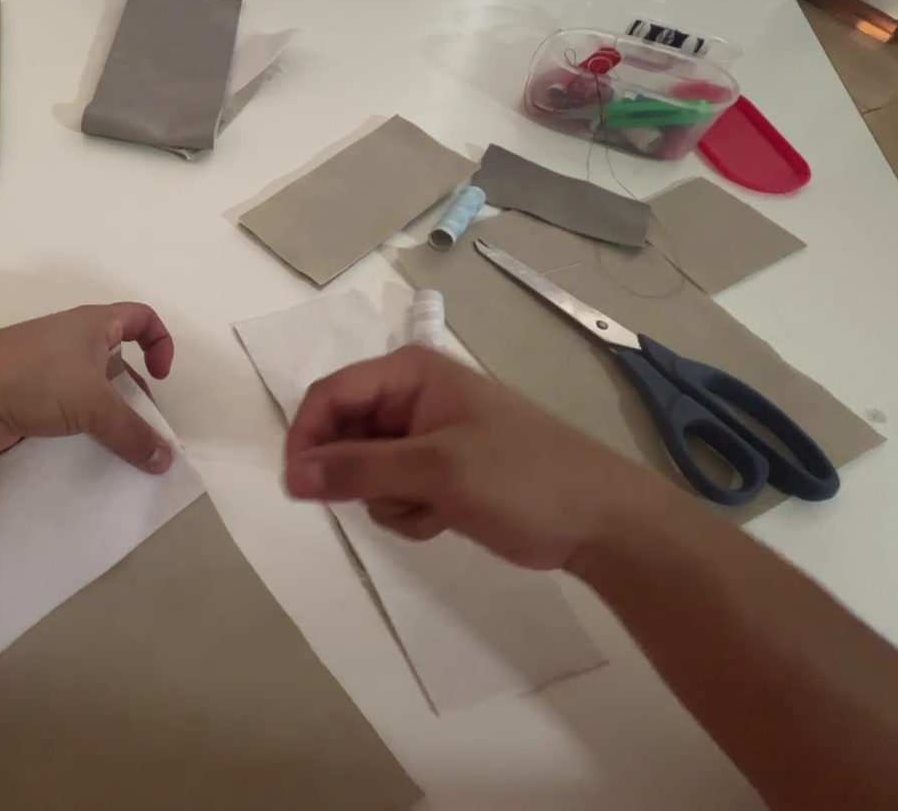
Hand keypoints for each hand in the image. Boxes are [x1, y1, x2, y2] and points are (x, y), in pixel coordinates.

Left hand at [0, 303, 176, 481]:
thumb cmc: (37, 379)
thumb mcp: (95, 405)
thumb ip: (133, 433)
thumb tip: (164, 460)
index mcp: (92, 323)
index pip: (140, 317)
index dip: (160, 342)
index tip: (158, 376)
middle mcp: (69, 336)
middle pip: (116, 356)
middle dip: (132, 390)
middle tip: (139, 424)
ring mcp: (44, 362)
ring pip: (88, 383)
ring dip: (105, 409)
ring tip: (113, 442)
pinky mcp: (24, 389)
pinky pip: (63, 403)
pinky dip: (78, 422)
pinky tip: (81, 448)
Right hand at [282, 345, 677, 571]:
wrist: (607, 525)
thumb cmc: (523, 478)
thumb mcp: (435, 471)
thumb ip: (357, 470)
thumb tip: (290, 475)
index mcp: (409, 372)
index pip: (331, 394)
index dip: (307, 435)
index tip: (297, 484)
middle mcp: (409, 395)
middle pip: (344, 429)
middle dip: (356, 472)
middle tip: (385, 501)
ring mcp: (423, 433)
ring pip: (362, 464)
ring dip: (385, 496)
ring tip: (429, 509)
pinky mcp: (436, 467)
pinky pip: (389, 486)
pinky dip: (406, 507)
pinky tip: (442, 517)